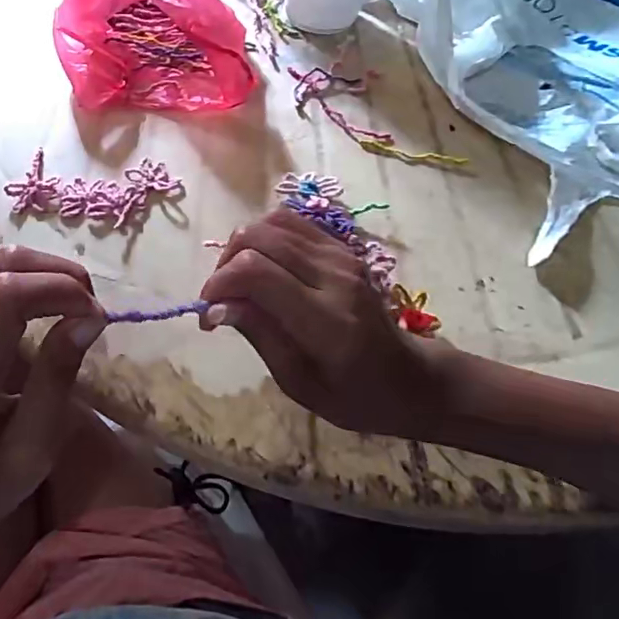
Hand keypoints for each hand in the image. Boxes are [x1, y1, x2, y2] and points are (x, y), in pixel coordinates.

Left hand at [0, 245, 105, 538]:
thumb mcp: (31, 452)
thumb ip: (55, 381)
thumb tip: (87, 318)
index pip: (7, 295)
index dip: (59, 288)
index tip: (94, 316)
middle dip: (55, 271)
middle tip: (88, 304)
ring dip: (37, 267)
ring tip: (69, 298)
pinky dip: (14, 273)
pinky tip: (35, 298)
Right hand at [199, 207, 448, 436]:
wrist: (409, 377)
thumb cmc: (355, 396)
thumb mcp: (300, 383)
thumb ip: (259, 335)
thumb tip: (217, 305)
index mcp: (326, 320)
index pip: (256, 272)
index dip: (219, 283)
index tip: (208, 312)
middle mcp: (334, 277)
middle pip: (258, 238)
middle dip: (225, 263)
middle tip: (221, 297)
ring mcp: (342, 255)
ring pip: (272, 221)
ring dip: (242, 245)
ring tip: (238, 279)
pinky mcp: (342, 247)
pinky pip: (291, 222)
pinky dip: (265, 236)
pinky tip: (262, 264)